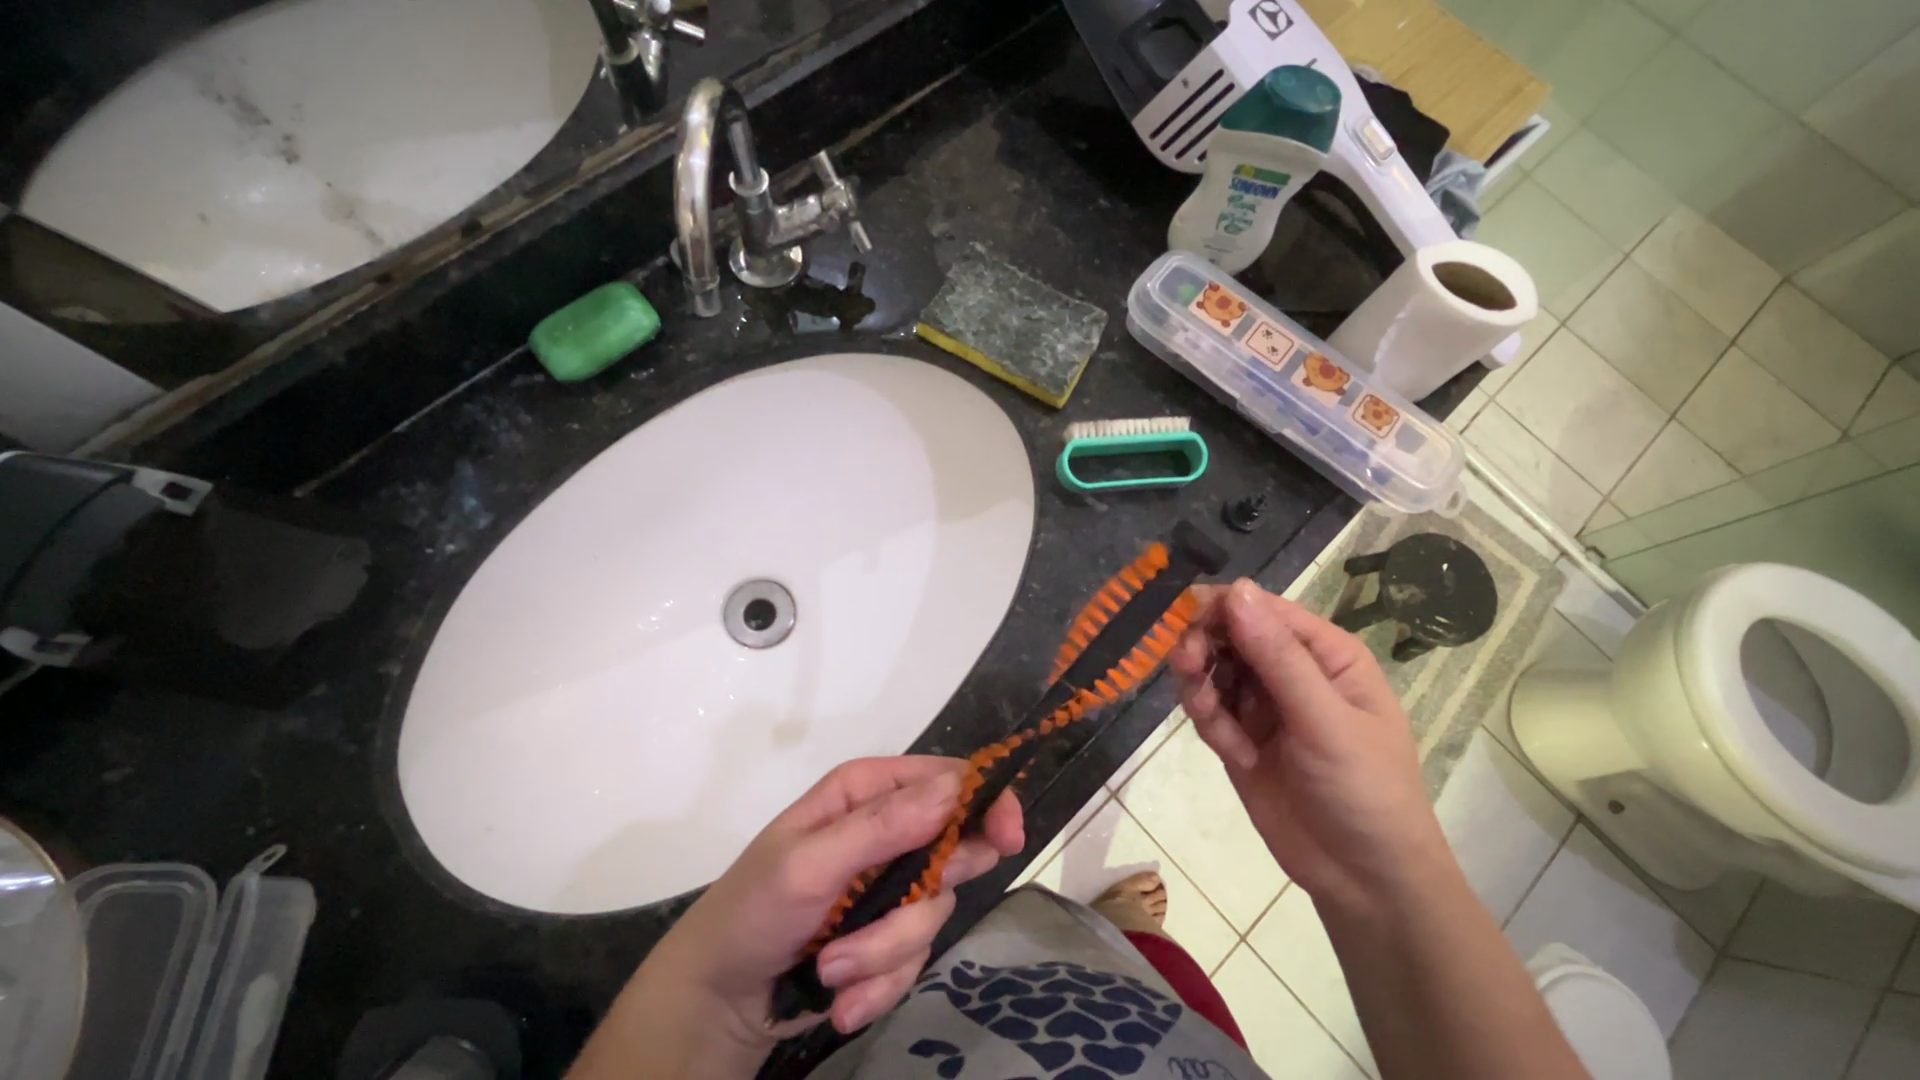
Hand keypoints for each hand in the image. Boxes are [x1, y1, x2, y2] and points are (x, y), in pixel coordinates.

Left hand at [571, 757, 1023, 1079]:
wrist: (722, 997)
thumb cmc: (753, 911)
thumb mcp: (810, 863)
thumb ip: (883, 827)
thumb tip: (955, 789)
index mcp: (868, 792)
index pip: (948, 779)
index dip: (987, 802)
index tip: (1006, 839)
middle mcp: (888, 830)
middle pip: (956, 849)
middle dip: (919, 901)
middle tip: (889, 916)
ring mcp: (892, 887)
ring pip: (935, 914)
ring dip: (883, 953)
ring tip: (832, 968)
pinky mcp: (889, 937)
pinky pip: (914, 959)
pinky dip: (877, 983)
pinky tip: (838, 995)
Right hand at [1168, 579, 1448, 911]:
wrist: (1364, 879)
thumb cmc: (1364, 790)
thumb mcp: (1325, 721)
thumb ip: (1278, 657)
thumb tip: (1237, 589)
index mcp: (1326, 654)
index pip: (1263, 610)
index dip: (1222, 609)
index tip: (1186, 623)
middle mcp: (1292, 671)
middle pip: (1229, 635)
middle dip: (1203, 647)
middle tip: (1187, 669)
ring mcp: (1264, 706)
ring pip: (1212, 670)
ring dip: (1200, 686)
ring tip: (1207, 717)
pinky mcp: (1240, 738)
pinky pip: (1209, 710)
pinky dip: (1209, 722)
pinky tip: (1231, 752)